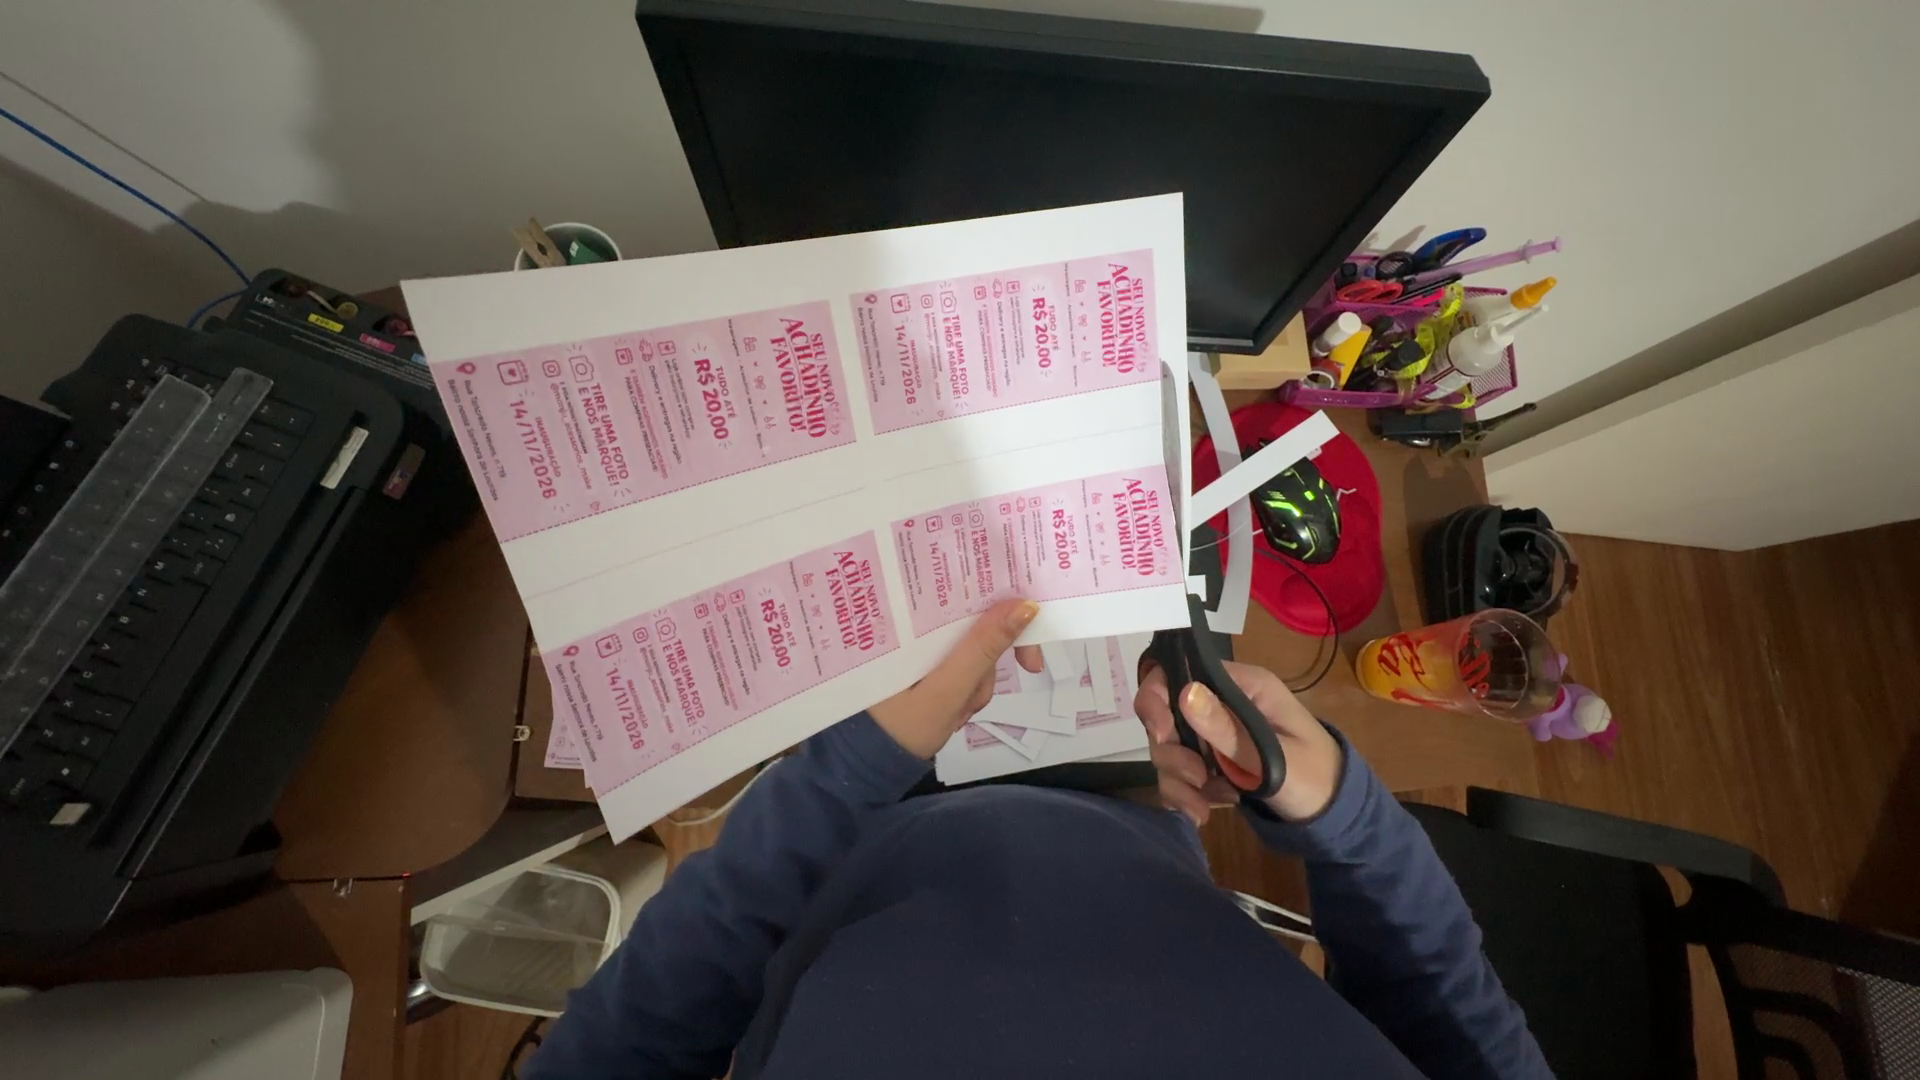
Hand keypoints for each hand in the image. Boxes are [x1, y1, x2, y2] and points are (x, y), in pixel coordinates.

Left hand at [869, 598, 1043, 757]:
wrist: (874, 768)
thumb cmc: (901, 727)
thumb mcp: (947, 689)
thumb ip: (983, 649)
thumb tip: (1026, 605)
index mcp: (908, 616)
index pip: (961, 589)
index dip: (1002, 599)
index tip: (1035, 618)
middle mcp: (913, 623)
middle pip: (974, 618)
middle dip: (994, 654)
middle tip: (1031, 666)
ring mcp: (921, 646)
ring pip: (974, 646)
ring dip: (980, 679)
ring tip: (959, 711)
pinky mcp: (927, 664)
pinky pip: (964, 664)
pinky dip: (970, 687)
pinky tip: (956, 710)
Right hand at [1136, 659, 1342, 824]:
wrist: (1336, 819)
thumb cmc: (1317, 779)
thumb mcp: (1273, 758)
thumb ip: (1227, 729)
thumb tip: (1184, 692)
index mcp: (1242, 685)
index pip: (1179, 671)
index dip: (1157, 697)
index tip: (1161, 734)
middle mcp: (1222, 701)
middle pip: (1165, 713)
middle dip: (1171, 752)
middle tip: (1196, 779)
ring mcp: (1213, 732)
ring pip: (1167, 747)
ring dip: (1178, 780)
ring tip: (1204, 807)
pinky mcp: (1208, 760)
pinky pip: (1176, 773)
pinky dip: (1183, 795)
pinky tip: (1204, 811)